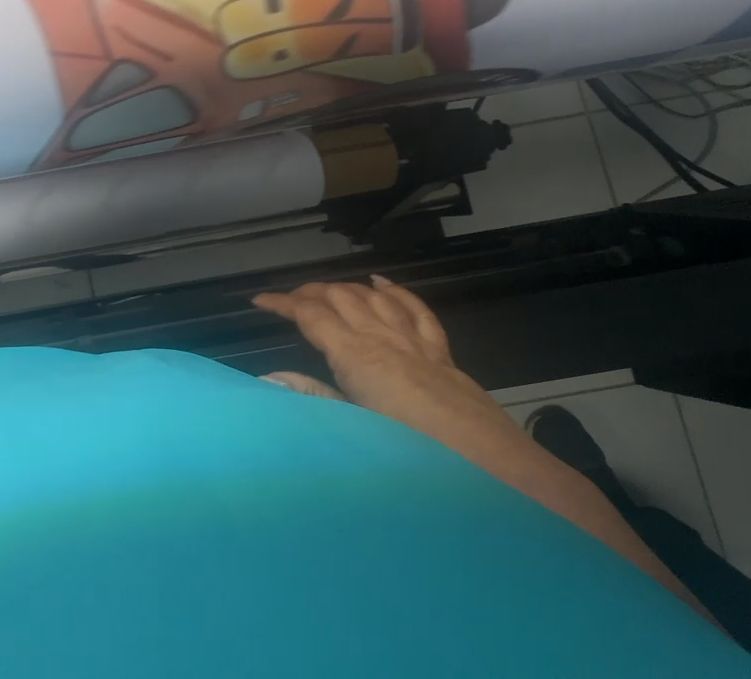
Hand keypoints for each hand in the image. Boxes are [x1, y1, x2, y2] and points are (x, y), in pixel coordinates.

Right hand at [254, 276, 531, 466]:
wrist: (491, 467)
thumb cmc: (414, 452)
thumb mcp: (354, 428)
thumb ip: (314, 397)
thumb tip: (270, 377)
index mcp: (354, 356)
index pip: (310, 315)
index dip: (282, 303)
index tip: (258, 300)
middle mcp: (381, 339)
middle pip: (340, 296)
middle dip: (309, 291)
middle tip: (288, 300)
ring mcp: (414, 342)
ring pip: (373, 297)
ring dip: (345, 288)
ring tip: (325, 292)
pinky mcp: (441, 353)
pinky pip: (416, 310)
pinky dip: (394, 291)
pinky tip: (381, 282)